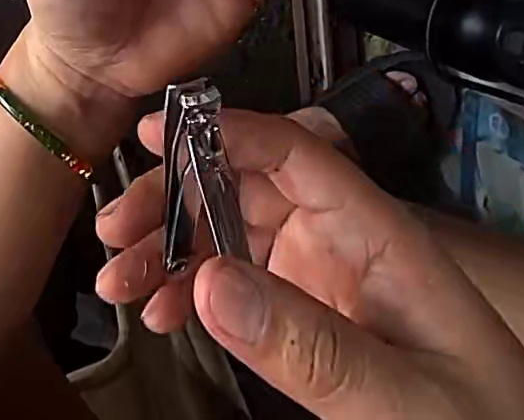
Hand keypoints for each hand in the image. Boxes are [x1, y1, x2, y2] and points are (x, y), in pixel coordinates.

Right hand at [94, 110, 523, 419]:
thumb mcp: (408, 403)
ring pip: (224, 231)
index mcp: (373, 229)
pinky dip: (188, 289)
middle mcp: (335, 236)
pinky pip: (229, 281)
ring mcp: (313, 273)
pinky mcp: (297, 310)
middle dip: (172, 200)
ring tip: (117, 279)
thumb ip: (311, 345)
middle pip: (240, 187)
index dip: (224, 131)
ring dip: (167, 248)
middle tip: (115, 229)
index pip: (291, 152)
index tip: (156, 131)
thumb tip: (208, 282)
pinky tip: (158, 310)